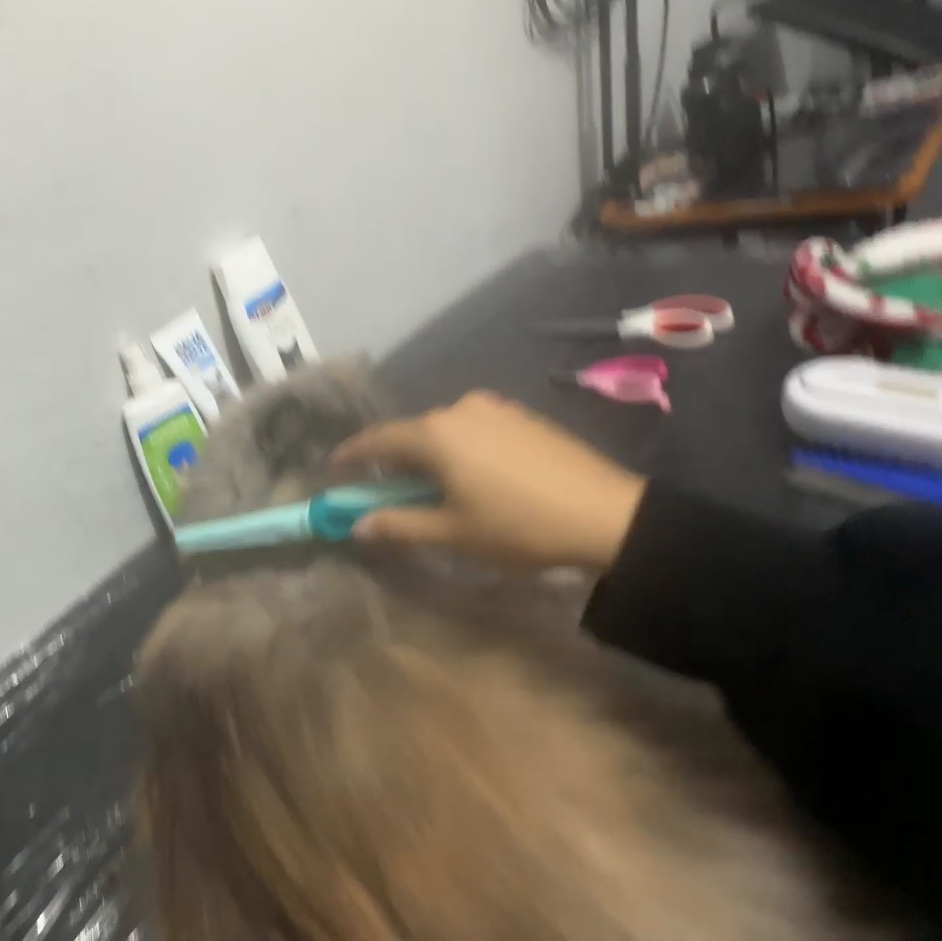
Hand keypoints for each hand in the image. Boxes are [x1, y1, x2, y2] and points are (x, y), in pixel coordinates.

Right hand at [331, 390, 647, 570]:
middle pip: (412, 433)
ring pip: (445, 430)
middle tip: (388, 490)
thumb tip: (357, 526)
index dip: (352, 455)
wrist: (608, 514)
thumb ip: (399, 525)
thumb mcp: (453, 533)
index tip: (333, 469)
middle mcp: (459, 409)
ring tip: (437, 488)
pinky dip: (461, 448)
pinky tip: (476, 476)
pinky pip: (475, 429)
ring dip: (431, 455)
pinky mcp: (523, 415)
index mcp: (436, 434)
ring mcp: (495, 408)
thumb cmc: (520, 526)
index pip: (378, 440)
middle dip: (395, 460)